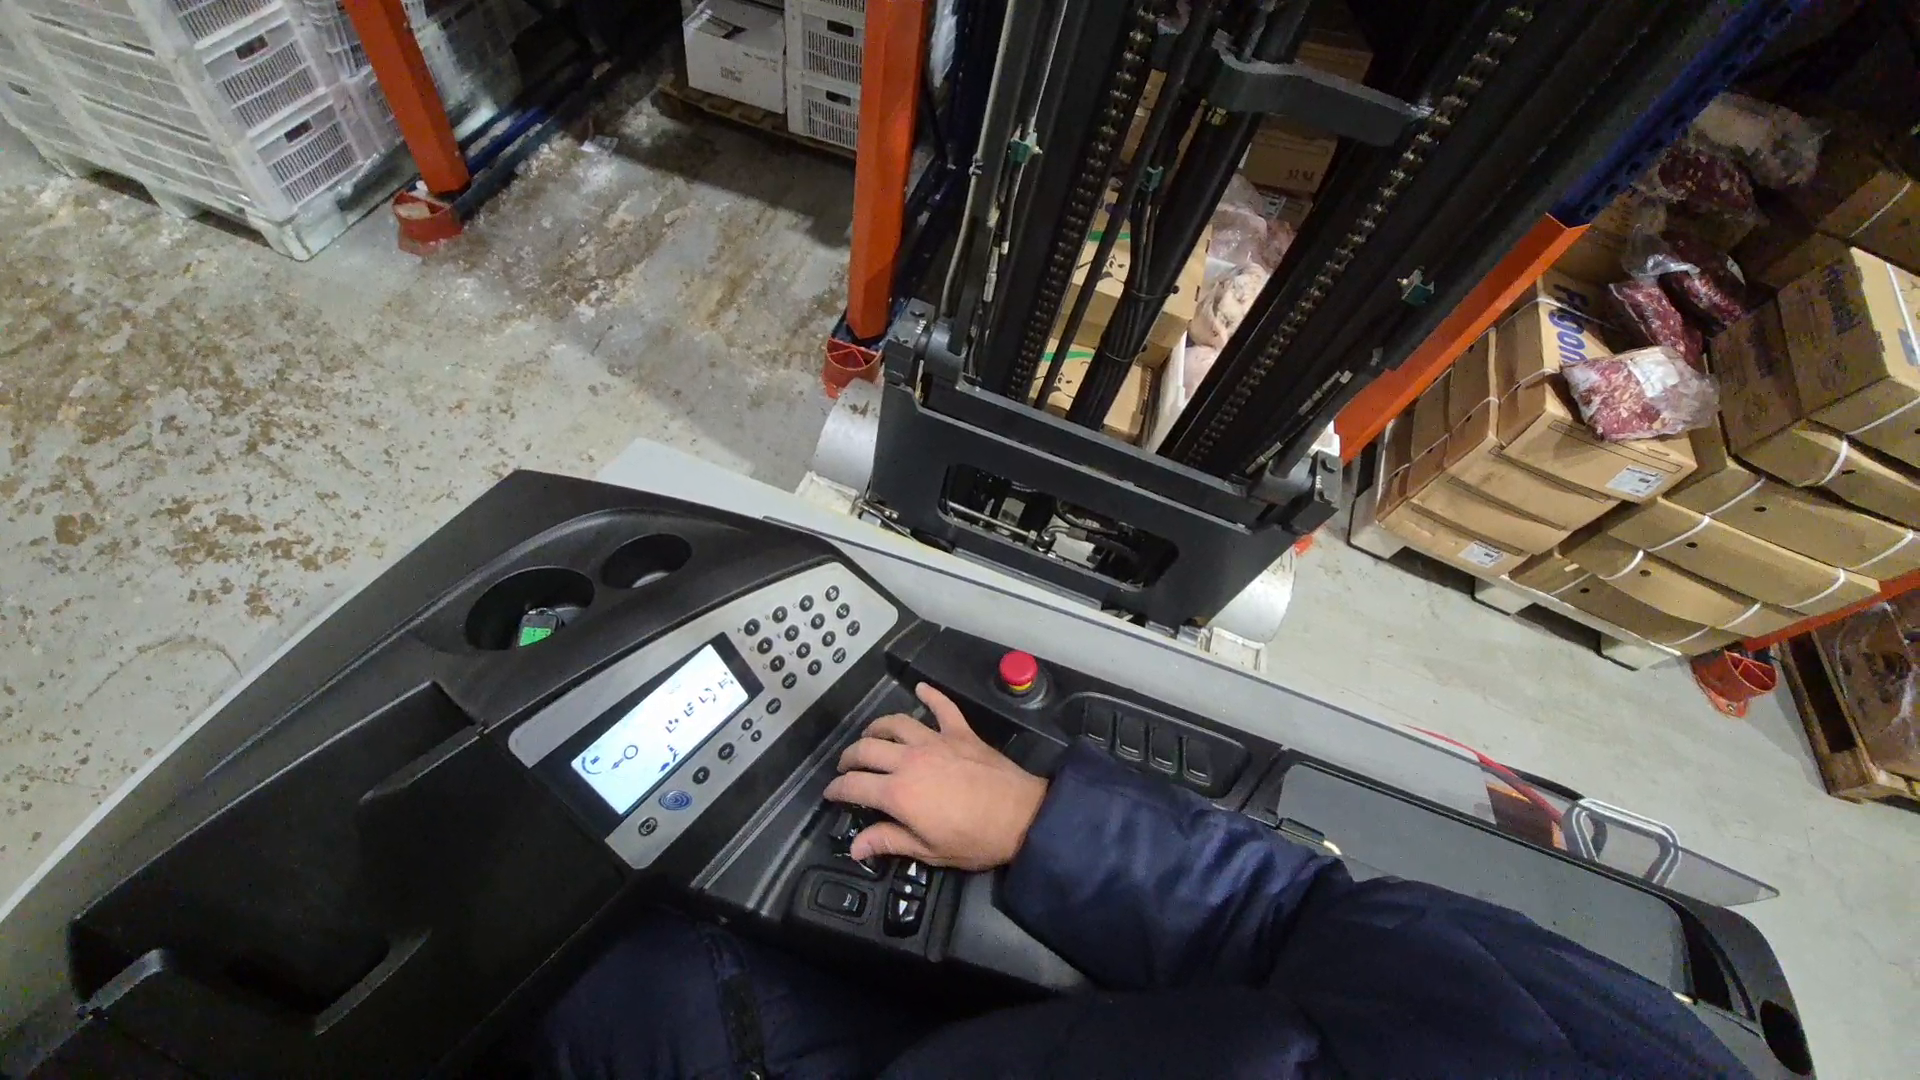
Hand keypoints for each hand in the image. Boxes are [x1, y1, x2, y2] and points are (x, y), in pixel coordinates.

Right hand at [824, 684, 1048, 870]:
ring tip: (871, 735)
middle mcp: (910, 760)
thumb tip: (855, 846)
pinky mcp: (960, 732)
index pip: (855, 786)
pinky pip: (942, 707)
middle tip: (846, 767)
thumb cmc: (974, 839)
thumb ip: (888, 841)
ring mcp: (936, 741)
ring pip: (896, 724)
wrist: (1021, 816)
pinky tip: (921, 688)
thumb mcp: (928, 851)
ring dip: (878, 727)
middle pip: (867, 749)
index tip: (831, 793)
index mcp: (898, 793)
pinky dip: (931, 695)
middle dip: (850, 757)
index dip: (837, 790)